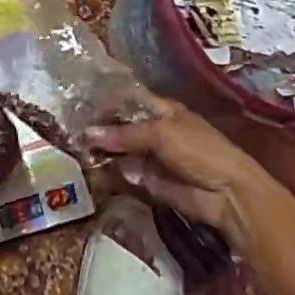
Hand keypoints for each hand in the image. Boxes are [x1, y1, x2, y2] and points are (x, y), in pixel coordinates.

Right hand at [86, 96, 276, 246]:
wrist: (226, 194)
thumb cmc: (199, 151)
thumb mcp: (161, 133)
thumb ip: (124, 134)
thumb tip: (88, 133)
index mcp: (162, 110)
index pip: (129, 100)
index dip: (106, 101)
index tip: (78, 102)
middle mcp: (154, 130)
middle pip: (121, 126)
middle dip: (99, 128)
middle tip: (69, 129)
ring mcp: (151, 156)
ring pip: (120, 150)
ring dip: (101, 151)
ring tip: (72, 148)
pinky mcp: (149, 181)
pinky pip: (125, 174)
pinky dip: (109, 172)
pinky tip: (88, 169)